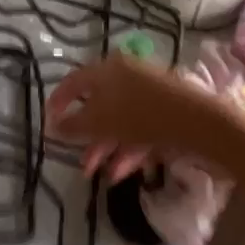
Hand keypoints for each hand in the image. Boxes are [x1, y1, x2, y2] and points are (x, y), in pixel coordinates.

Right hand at [46, 56, 240, 182]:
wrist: (196, 122)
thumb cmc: (139, 116)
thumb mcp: (99, 122)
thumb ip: (73, 125)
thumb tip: (53, 126)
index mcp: (106, 69)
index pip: (74, 81)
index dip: (58, 102)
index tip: (48, 123)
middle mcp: (125, 76)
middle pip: (98, 105)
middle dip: (86, 137)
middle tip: (79, 161)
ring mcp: (147, 94)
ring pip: (118, 121)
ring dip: (106, 148)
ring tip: (99, 174)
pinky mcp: (165, 112)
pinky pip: (138, 130)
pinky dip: (127, 150)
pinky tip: (121, 174)